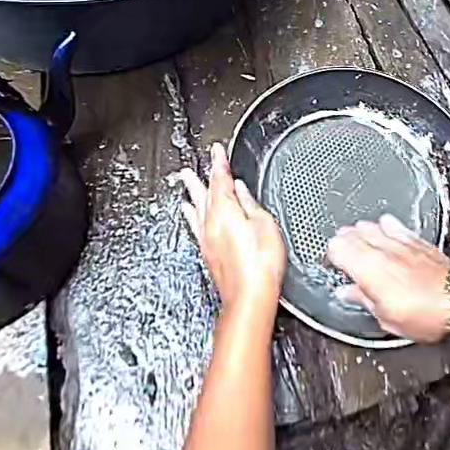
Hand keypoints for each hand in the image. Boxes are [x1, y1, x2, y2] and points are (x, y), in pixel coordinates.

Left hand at [177, 142, 285, 316]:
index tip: (216, 150)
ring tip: (185, 182)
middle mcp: (211, 223)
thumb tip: (240, 189)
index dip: (218, 163)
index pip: (220, 179)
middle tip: (192, 165)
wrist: (250, 298)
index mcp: (225, 210)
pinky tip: (189, 212)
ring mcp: (207, 239)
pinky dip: (191, 213)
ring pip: (197, 207)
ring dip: (192, 192)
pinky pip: (195, 224)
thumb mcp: (264, 224)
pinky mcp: (208, 253)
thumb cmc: (261, 264)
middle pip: (203, 192)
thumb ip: (249, 204)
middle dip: (200, 176)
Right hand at [325, 215, 449, 342]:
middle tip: (346, 261)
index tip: (334, 268)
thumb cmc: (427, 312)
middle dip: (343, 244)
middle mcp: (379, 248)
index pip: (335, 247)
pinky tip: (385, 235)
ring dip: (361, 234)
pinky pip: (390, 223)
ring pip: (368, 224)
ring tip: (362, 248)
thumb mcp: (387, 319)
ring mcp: (396, 240)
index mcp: (367, 269)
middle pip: (348, 232)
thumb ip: (363, 300)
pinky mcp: (412, 237)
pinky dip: (383, 227)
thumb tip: (348, 293)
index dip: (331, 257)